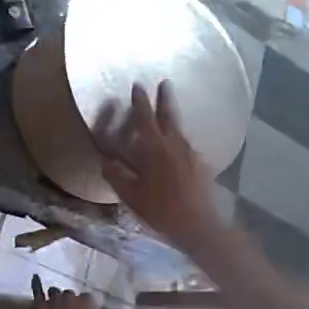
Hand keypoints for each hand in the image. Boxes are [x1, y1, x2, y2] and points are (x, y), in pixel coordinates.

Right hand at [92, 81, 224, 253]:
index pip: (144, 118)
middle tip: (165, 83)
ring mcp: (192, 154)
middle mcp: (175, 144)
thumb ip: (116, 174)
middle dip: (165, 98)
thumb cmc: (159, 209)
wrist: (198, 225)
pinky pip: (187, 149)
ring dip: (173, 120)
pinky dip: (179, 145)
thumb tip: (106, 161)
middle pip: (170, 115)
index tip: (138, 86)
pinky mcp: (202, 166)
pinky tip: (178, 154)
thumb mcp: (130, 194)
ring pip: (180, 131)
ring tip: (168, 117)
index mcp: (154, 148)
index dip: (140, 101)